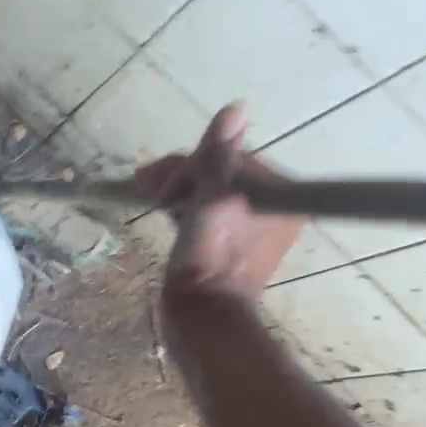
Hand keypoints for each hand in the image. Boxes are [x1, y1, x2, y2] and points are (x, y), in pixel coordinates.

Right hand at [135, 103, 304, 306]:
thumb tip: (235, 108)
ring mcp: (253, 229)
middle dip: (182, 177)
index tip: (159, 182)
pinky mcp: (231, 246)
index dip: (193, 165)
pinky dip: (185, 209)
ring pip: (212, 193)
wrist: (201, 319)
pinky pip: (209, 214)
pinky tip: (164, 211)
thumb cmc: (207, 263)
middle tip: (144, 186)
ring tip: (148, 197)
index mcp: (281, 195)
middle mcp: (275, 208)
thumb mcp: (211, 203)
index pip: (231, 159)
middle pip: (222, 175)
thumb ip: (219, 158)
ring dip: (179, 190)